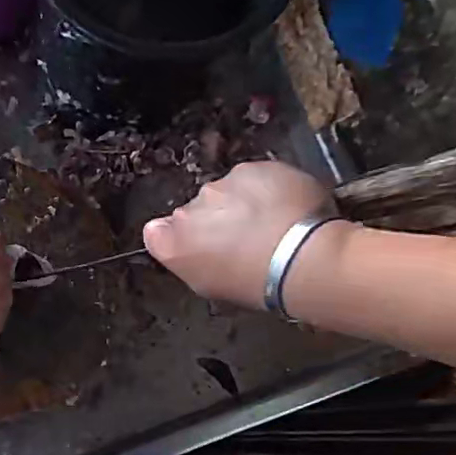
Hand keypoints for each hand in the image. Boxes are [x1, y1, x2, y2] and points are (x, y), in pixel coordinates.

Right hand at [142, 161, 339, 306]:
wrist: (299, 258)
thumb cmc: (251, 283)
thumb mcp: (208, 285)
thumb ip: (189, 259)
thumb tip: (192, 247)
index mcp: (168, 242)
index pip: (156, 231)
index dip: (178, 236)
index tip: (200, 245)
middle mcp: (186, 210)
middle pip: (195, 210)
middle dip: (214, 219)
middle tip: (244, 237)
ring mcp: (218, 186)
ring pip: (227, 192)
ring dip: (242, 202)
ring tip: (271, 222)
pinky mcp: (252, 169)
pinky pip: (256, 177)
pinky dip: (267, 188)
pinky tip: (287, 208)